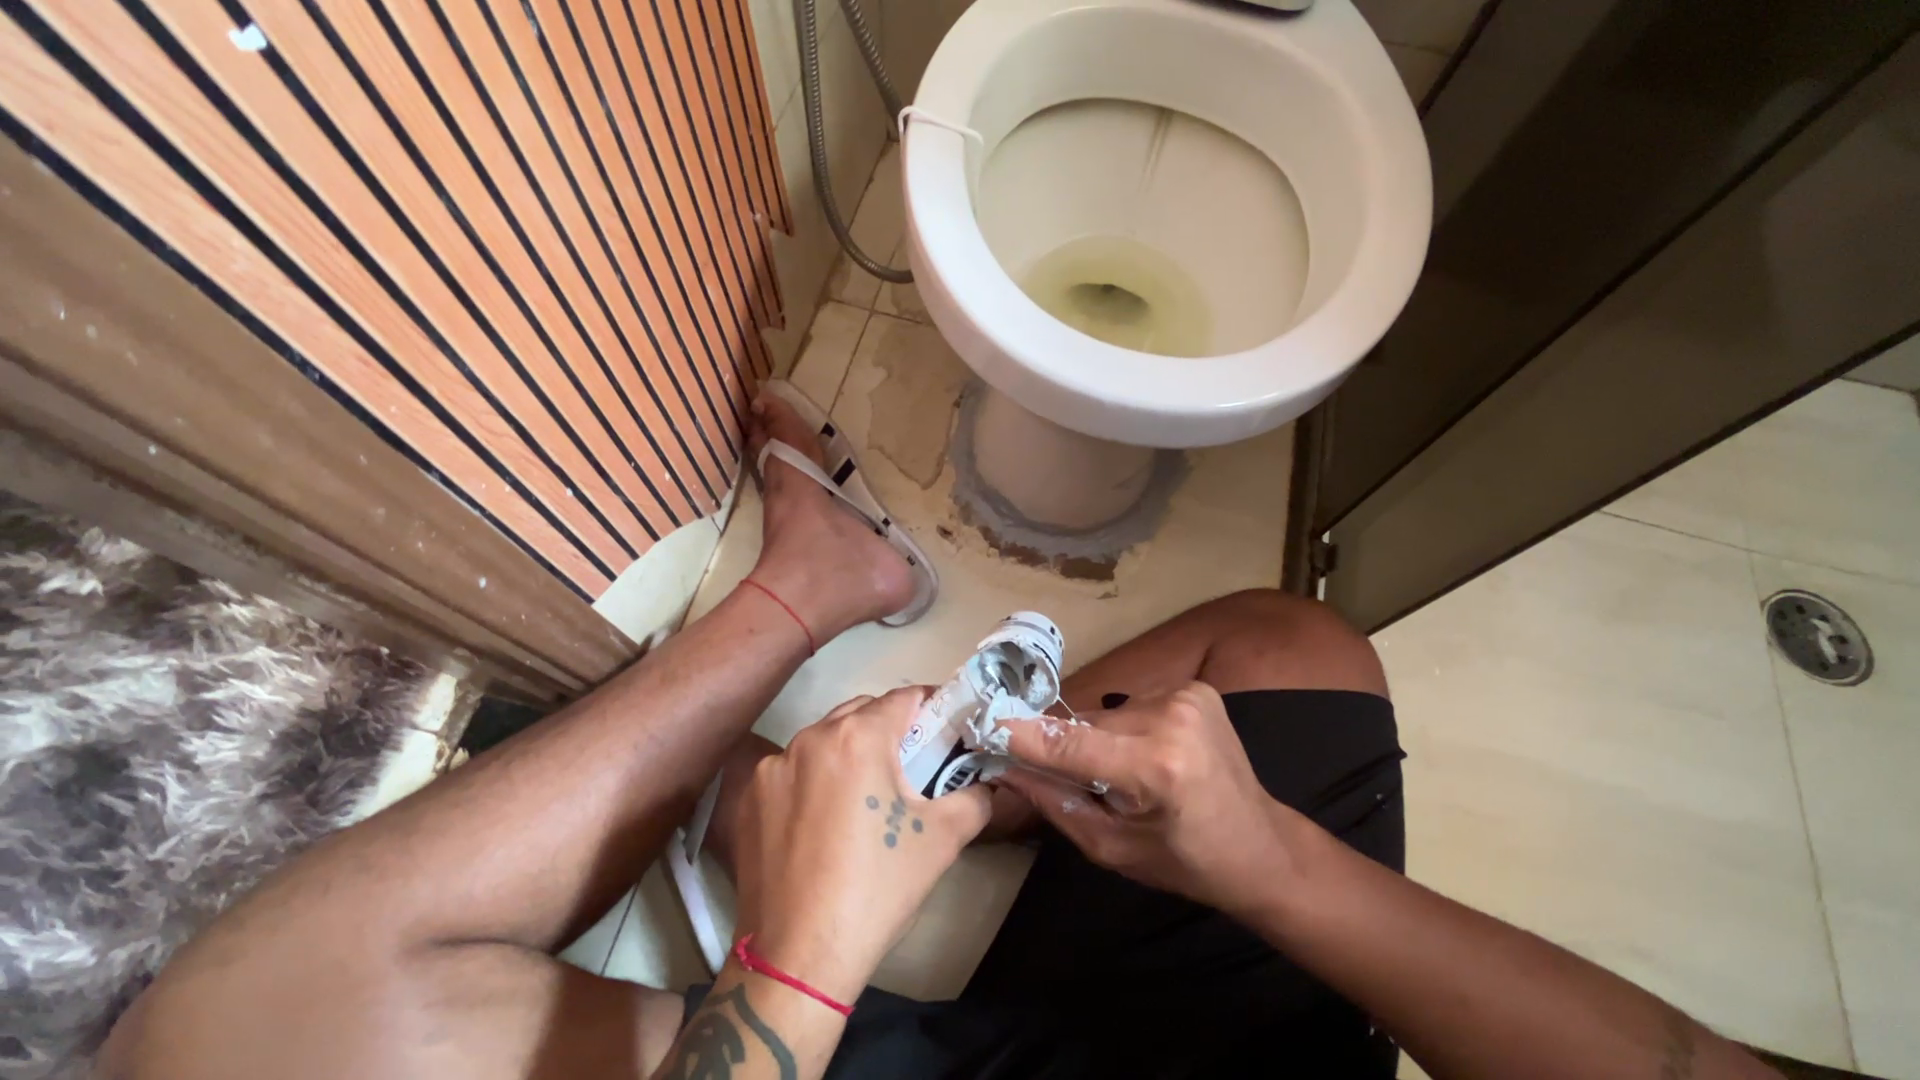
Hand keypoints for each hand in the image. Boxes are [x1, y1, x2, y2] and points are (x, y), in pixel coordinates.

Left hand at [732, 687, 993, 1001]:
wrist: (800, 955)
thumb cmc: (878, 889)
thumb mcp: (944, 840)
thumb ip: (975, 797)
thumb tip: (987, 784)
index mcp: (858, 737)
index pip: (905, 697)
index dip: (933, 708)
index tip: (948, 731)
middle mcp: (810, 738)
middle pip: (861, 713)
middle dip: (890, 730)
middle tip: (912, 768)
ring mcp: (771, 768)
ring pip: (822, 740)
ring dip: (848, 753)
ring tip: (865, 798)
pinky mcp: (746, 798)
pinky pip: (789, 772)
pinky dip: (811, 781)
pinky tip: (821, 821)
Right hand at [994, 683, 1299, 919]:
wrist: (1260, 845)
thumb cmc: (1182, 860)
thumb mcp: (1110, 847)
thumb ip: (1054, 802)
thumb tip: (1002, 765)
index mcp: (1156, 768)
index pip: (1069, 745)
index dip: (1023, 736)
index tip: (985, 728)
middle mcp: (1171, 718)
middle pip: (1085, 725)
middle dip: (1067, 748)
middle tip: (1074, 781)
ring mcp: (1188, 696)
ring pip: (1106, 713)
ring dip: (1098, 738)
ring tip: (1123, 774)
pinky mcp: (1197, 687)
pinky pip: (1132, 705)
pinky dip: (1126, 728)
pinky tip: (1148, 754)